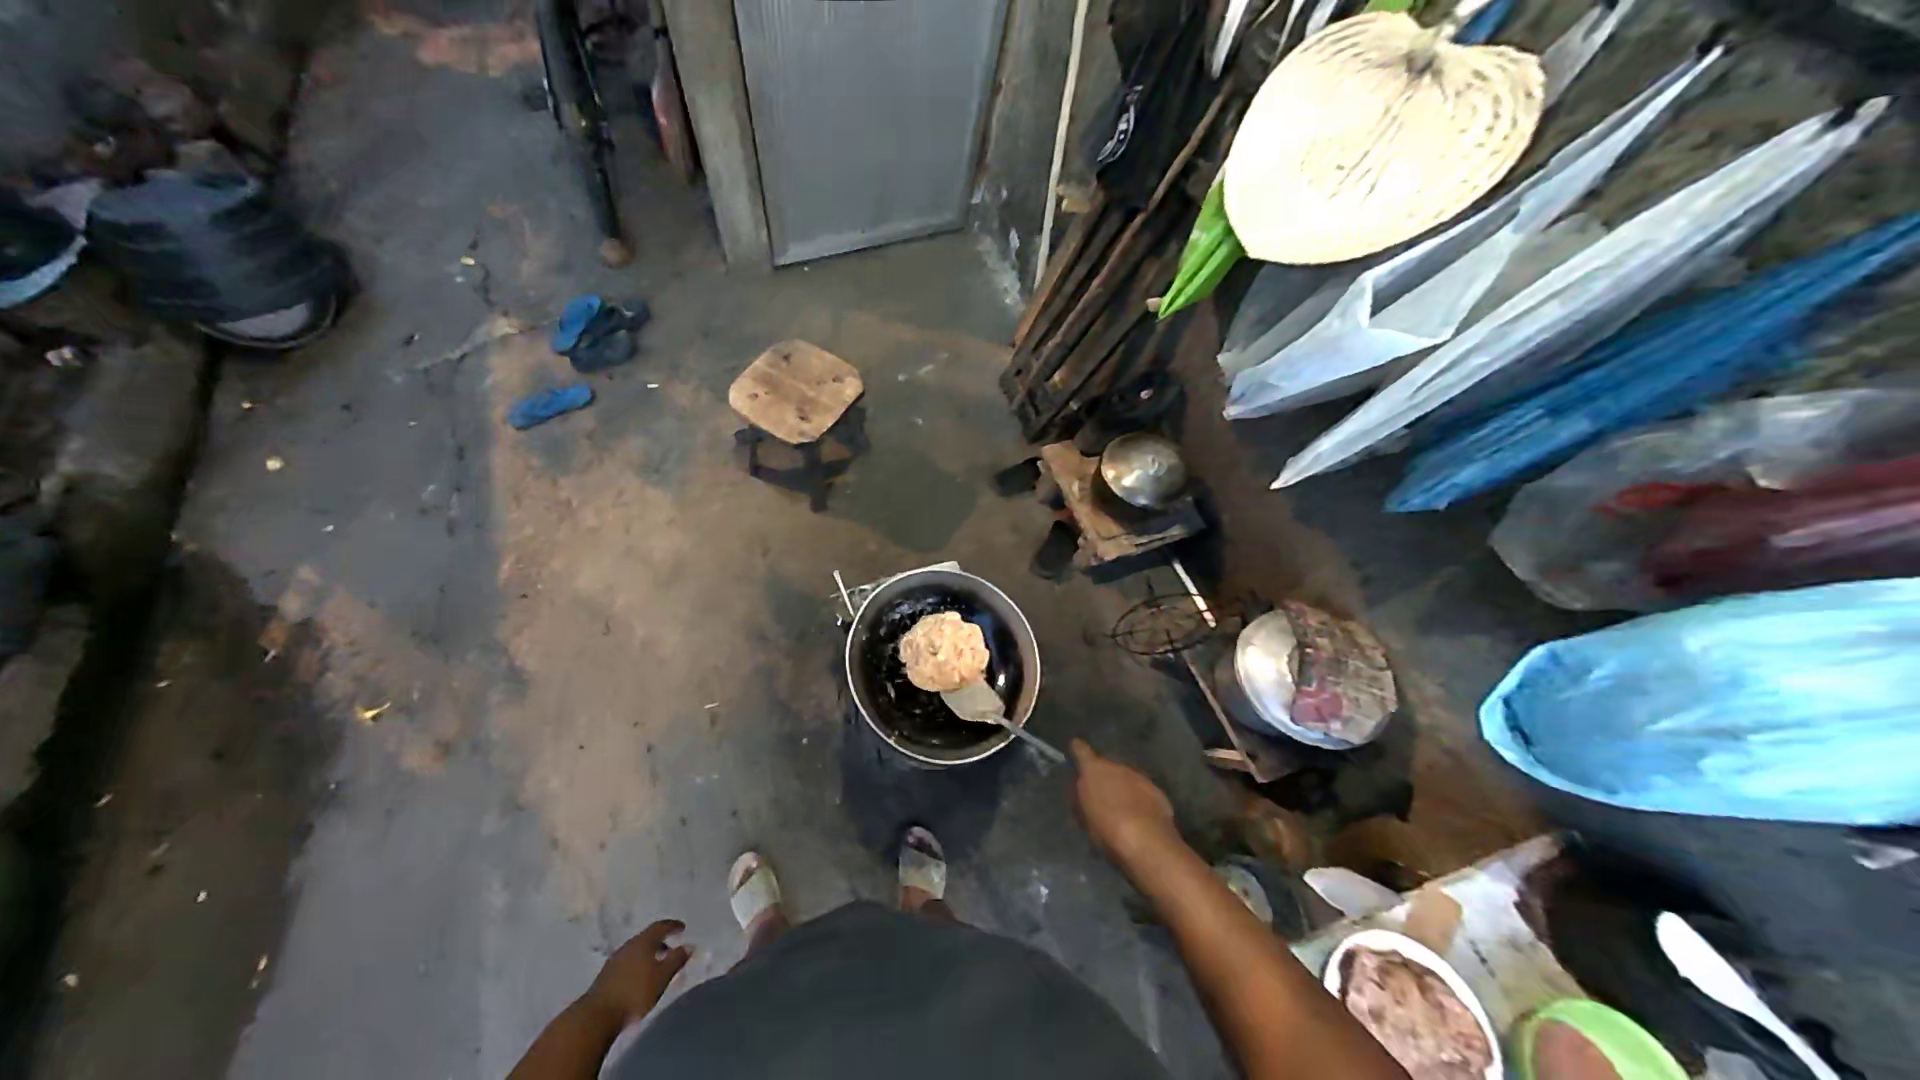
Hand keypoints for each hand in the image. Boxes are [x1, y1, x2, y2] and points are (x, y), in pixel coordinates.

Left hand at [581, 919, 691, 1026]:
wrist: (597, 1016)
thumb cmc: (635, 993)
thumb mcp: (662, 977)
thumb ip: (676, 959)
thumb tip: (688, 945)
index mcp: (643, 942)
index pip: (660, 926)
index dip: (672, 926)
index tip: (682, 927)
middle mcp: (628, 946)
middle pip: (647, 937)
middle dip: (660, 941)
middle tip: (672, 948)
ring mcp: (615, 960)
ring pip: (636, 950)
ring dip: (649, 953)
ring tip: (658, 964)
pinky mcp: (606, 975)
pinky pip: (628, 962)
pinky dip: (638, 963)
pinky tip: (640, 976)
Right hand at [1070, 739, 1178, 862]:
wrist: (1147, 841)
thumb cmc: (1106, 830)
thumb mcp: (1084, 817)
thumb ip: (1083, 798)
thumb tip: (1083, 789)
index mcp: (1094, 770)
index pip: (1081, 750)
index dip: (1078, 749)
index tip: (1076, 747)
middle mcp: (1117, 766)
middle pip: (1107, 767)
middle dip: (1105, 777)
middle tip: (1102, 795)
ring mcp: (1140, 777)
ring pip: (1127, 778)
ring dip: (1124, 788)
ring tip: (1122, 809)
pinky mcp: (1158, 790)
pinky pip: (1143, 791)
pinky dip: (1140, 799)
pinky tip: (1140, 816)